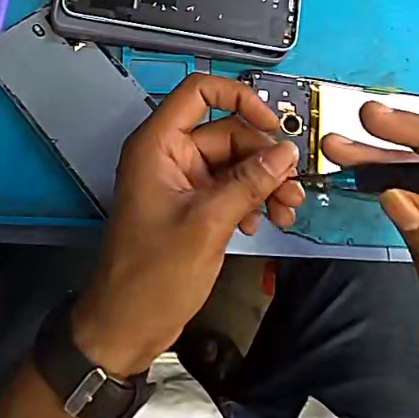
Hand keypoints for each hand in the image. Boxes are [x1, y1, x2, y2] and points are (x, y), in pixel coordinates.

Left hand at [73, 75, 303, 375]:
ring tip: (286, 209)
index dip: (239, 97)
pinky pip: (229, 186)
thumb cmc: (152, 276)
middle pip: (226, 132)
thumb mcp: (208, 224)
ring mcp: (180, 180)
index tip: (272, 125)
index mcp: (157, 145)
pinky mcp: (191, 204)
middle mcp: (168, 154)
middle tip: (291, 186)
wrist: (127, 325)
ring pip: (233, 161)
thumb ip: (249, 183)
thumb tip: (285, 153)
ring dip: (263, 181)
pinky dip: (250, 198)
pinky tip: (263, 221)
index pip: (199, 91)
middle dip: (263, 157)